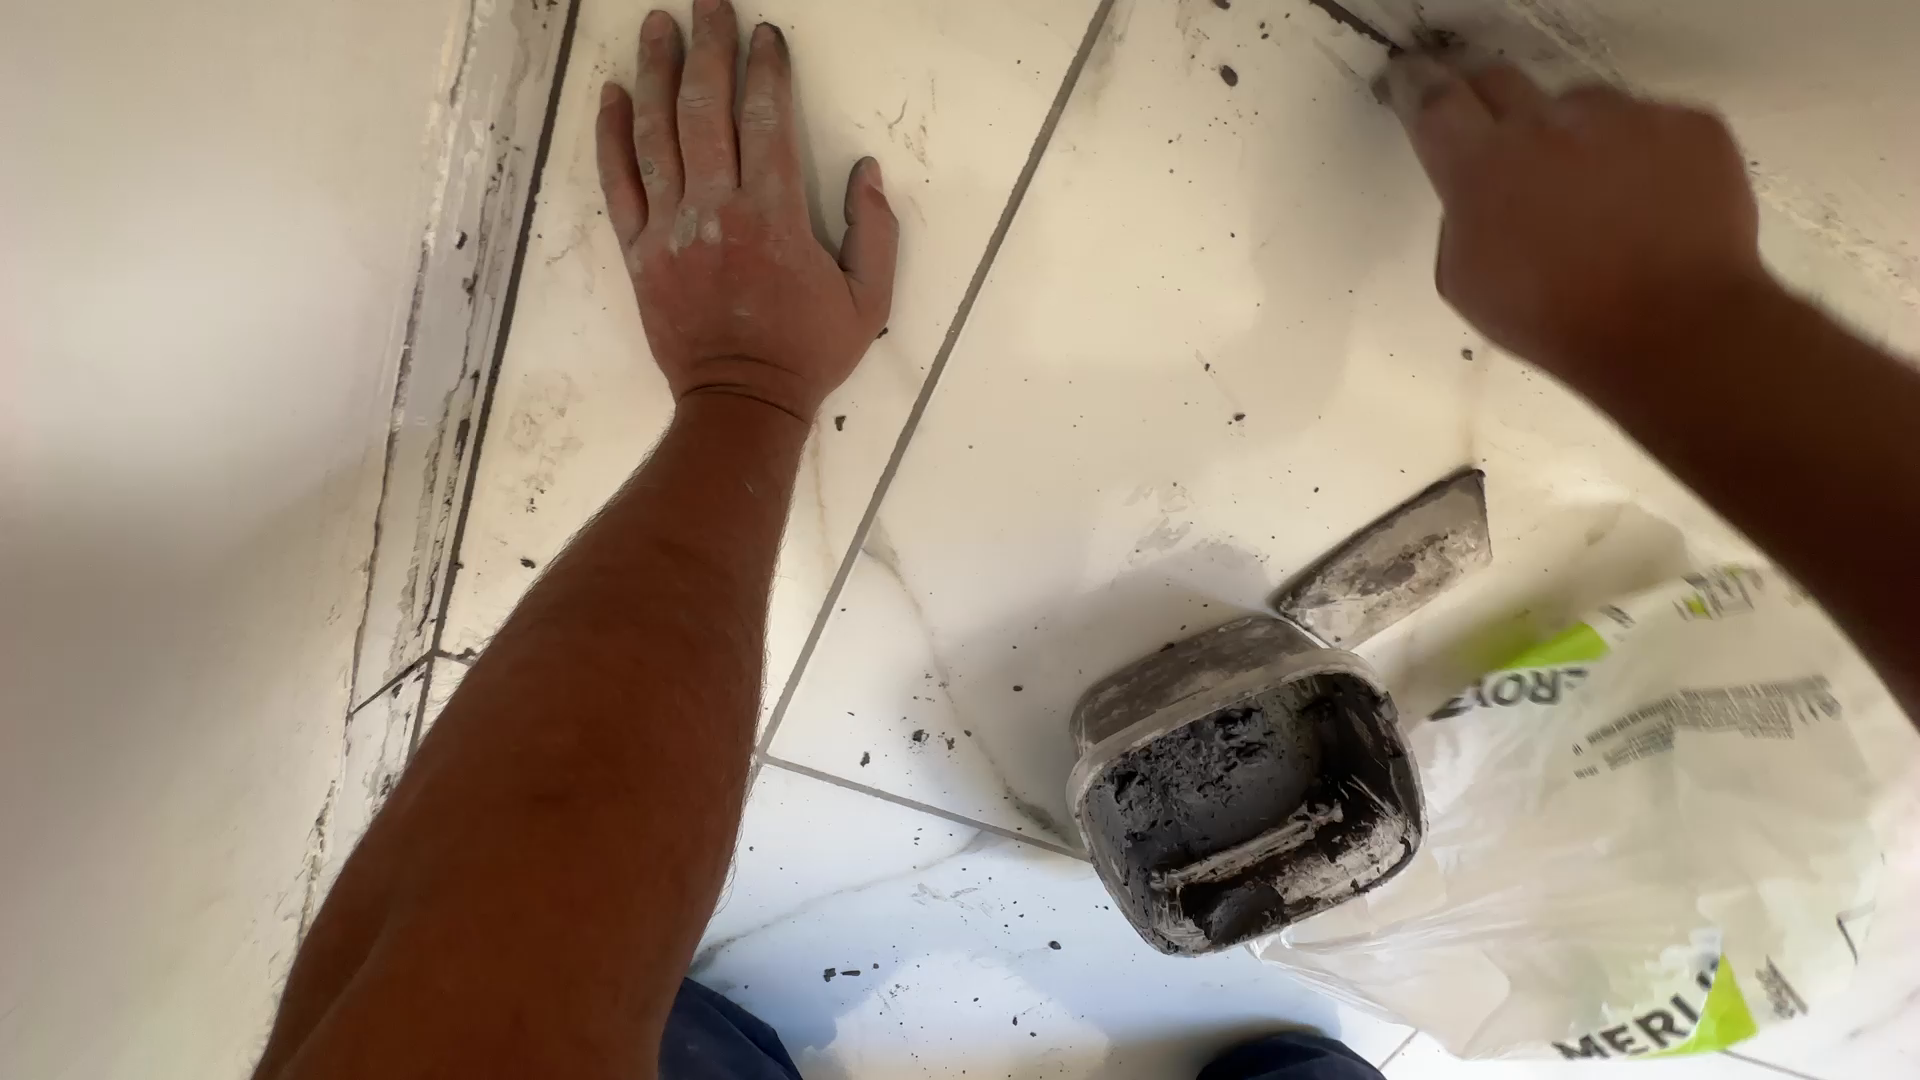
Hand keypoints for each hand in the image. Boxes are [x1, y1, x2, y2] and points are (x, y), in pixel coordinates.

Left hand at [595, 0, 898, 421]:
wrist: (743, 402)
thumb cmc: (808, 354)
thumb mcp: (868, 304)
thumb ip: (875, 235)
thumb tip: (866, 173)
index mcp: (776, 219)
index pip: (767, 122)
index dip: (766, 72)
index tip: (767, 38)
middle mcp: (717, 211)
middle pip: (705, 110)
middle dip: (708, 48)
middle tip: (707, 3)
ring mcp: (670, 230)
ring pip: (655, 134)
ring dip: (654, 72)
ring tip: (657, 27)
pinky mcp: (639, 253)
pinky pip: (618, 183)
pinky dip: (612, 135)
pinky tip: (611, 95)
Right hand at [1381, 56, 1766, 382]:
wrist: (1664, 322)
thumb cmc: (1549, 314)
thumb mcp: (1461, 278)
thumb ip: (1458, 217)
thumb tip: (1478, 192)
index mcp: (1480, 170)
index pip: (1432, 103)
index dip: (1411, 83)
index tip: (1405, 74)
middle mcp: (1548, 126)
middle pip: (1497, 81)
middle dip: (1477, 97)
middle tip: (1476, 123)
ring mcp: (1624, 117)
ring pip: (1572, 105)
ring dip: (1558, 134)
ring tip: (1572, 193)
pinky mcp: (1686, 123)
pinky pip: (1639, 121)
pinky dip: (1623, 151)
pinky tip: (1626, 201)